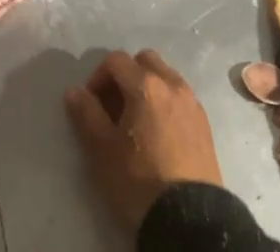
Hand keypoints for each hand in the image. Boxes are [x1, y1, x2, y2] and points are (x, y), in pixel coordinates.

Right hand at [64, 50, 224, 232]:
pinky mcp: (205, 123)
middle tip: (114, 106)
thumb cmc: (139, 179)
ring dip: (147, 87)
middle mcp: (173, 84)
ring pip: (165, 77)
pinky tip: (157, 133)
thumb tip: (74, 91)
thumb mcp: (102, 149)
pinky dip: (165, 102)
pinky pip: (180, 97)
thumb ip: (86, 114)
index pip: (116, 60)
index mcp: (146, 85)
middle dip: (126, 75)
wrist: (189, 218)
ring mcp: (192, 103)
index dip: (98, 77)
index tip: (91, 103)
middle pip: (145, 60)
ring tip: (136, 120)